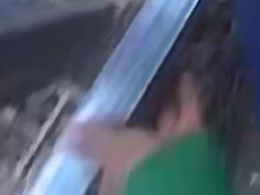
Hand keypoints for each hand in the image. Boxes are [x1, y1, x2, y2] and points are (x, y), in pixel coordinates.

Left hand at [66, 75, 206, 194]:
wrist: (182, 174)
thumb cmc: (139, 169)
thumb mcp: (111, 152)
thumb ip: (93, 142)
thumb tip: (68, 131)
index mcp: (122, 184)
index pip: (111, 168)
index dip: (108, 146)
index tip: (106, 122)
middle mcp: (146, 173)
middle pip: (139, 150)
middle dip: (136, 130)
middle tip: (133, 105)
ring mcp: (171, 157)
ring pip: (164, 132)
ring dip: (163, 110)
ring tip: (161, 86)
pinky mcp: (192, 139)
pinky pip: (188, 112)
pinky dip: (186, 94)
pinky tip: (184, 76)